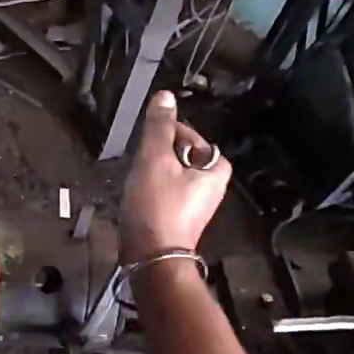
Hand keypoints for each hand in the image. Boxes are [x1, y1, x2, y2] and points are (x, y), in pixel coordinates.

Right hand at [121, 91, 231, 262]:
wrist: (151, 258)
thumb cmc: (157, 206)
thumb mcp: (155, 160)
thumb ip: (158, 128)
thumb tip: (165, 96)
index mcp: (216, 171)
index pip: (194, 138)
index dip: (171, 135)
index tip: (150, 143)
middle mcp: (212, 189)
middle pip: (183, 157)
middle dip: (161, 156)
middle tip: (141, 162)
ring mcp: (196, 208)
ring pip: (173, 177)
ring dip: (155, 175)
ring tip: (137, 180)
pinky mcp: (179, 222)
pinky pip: (166, 196)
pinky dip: (153, 193)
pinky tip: (137, 198)